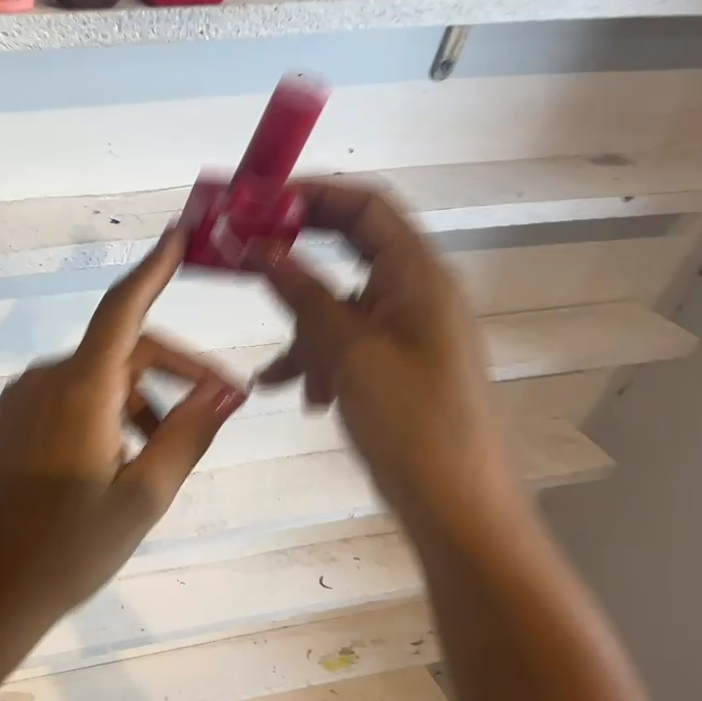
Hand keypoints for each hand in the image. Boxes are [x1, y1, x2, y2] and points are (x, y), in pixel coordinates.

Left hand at [0, 229, 247, 631]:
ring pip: (98, 378)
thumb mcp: (148, 493)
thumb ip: (190, 430)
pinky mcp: (10, 418)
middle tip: (217, 406)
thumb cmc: (75, 544)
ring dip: (138, 400)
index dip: (154, 268)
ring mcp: (22, 398)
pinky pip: (68, 396)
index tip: (179, 235)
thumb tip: (227, 387)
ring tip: (161, 456)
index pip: (123, 309)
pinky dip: (104, 410)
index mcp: (81, 387)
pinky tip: (118, 459)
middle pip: (122, 351)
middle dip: (172, 370)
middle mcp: (47, 378)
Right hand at [243, 181, 517, 526]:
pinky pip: (347, 341)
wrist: (458, 507)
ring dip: (302, 324)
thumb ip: (301, 292)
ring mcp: (410, 330)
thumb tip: (257, 246)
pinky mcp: (399, 364)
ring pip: (340, 302)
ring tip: (276, 369)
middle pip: (351, 247)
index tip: (256, 202)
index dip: (312, 193)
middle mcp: (418, 292)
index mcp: (419, 275)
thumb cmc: (410, 419)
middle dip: (295, 252)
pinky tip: (295, 391)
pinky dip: (317, 357)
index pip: (367, 206)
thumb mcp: (346, 350)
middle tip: (243, 252)